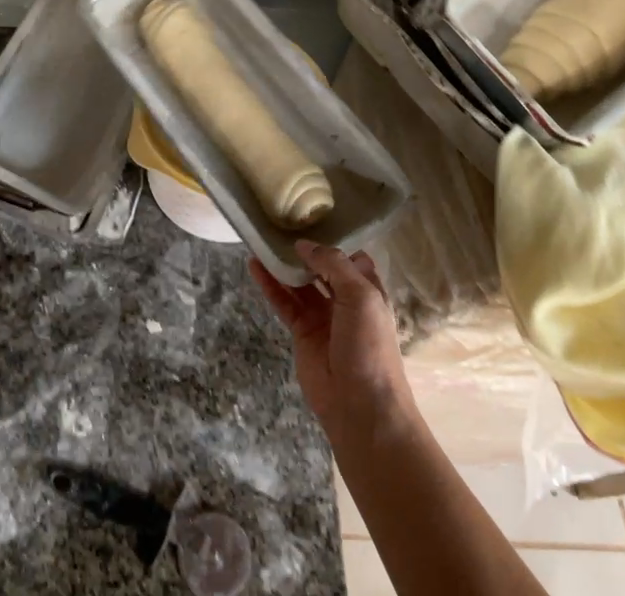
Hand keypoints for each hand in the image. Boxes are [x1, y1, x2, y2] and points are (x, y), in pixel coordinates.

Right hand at [250, 240, 411, 442]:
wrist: (359, 404)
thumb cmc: (369, 345)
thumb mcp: (360, 296)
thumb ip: (333, 266)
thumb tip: (306, 244)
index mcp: (369, 291)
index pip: (352, 259)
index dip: (335, 242)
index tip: (312, 220)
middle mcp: (346, 301)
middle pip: (323, 269)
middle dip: (306, 251)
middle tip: (281, 226)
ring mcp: (323, 317)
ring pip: (300, 284)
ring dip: (284, 265)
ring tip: (262, 241)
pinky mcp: (302, 332)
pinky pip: (284, 303)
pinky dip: (270, 285)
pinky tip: (255, 267)